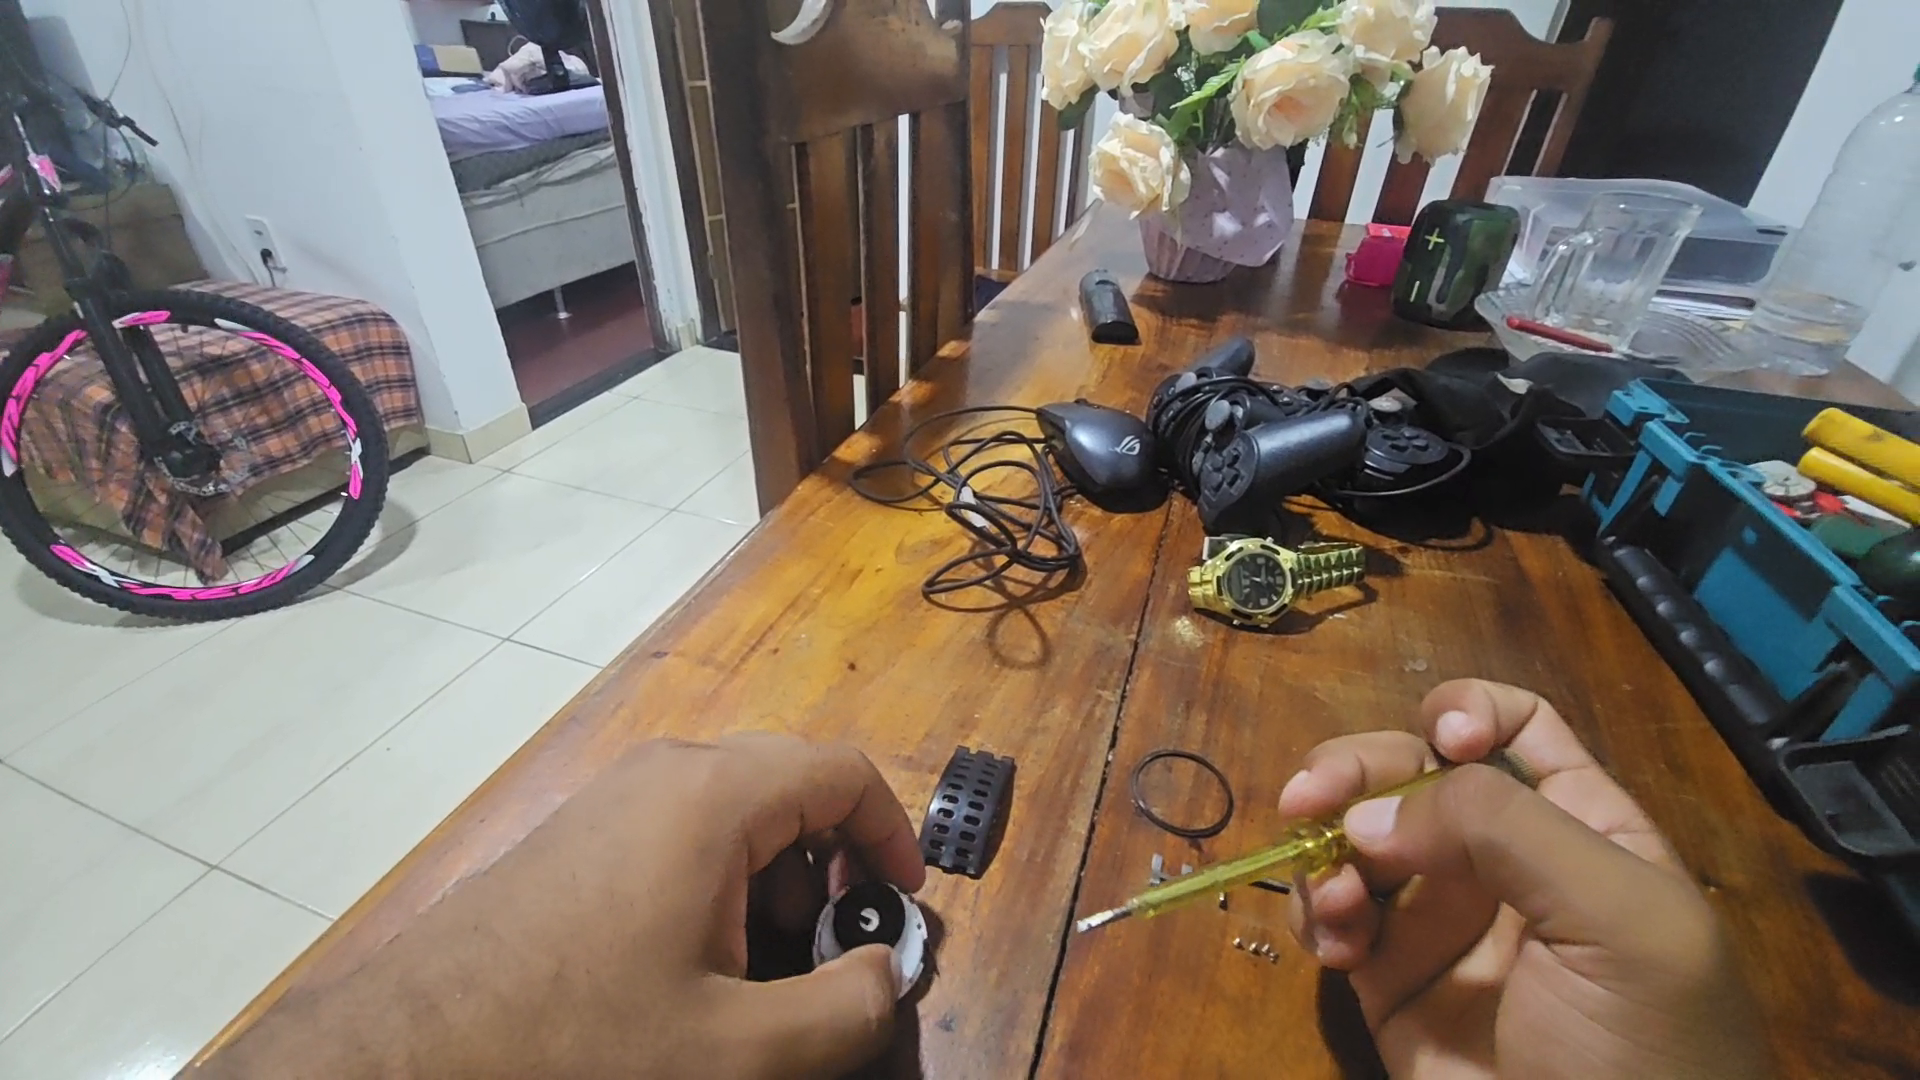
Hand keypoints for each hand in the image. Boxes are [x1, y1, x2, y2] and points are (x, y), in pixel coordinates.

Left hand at [194, 734, 925, 1079]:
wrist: (390, 1066)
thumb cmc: (576, 1047)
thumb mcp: (731, 1053)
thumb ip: (845, 1012)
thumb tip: (892, 973)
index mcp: (716, 796)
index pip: (843, 772)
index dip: (891, 829)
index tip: (903, 898)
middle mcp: (671, 769)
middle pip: (794, 778)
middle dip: (836, 849)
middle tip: (836, 932)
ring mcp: (621, 792)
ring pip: (741, 799)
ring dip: (781, 860)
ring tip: (768, 948)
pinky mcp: (587, 826)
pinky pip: (688, 820)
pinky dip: (728, 866)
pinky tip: (700, 945)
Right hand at [1278, 679, 1769, 1079]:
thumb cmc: (1644, 1052)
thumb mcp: (1624, 924)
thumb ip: (1506, 828)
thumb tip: (1365, 817)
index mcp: (1571, 825)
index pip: (1511, 724)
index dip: (1465, 711)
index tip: (1439, 741)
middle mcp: (1490, 851)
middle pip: (1401, 760)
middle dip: (1348, 767)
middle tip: (1306, 799)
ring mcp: (1427, 902)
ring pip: (1346, 824)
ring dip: (1318, 845)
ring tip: (1333, 902)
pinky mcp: (1375, 957)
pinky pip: (1321, 902)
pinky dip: (1310, 909)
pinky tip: (1333, 947)